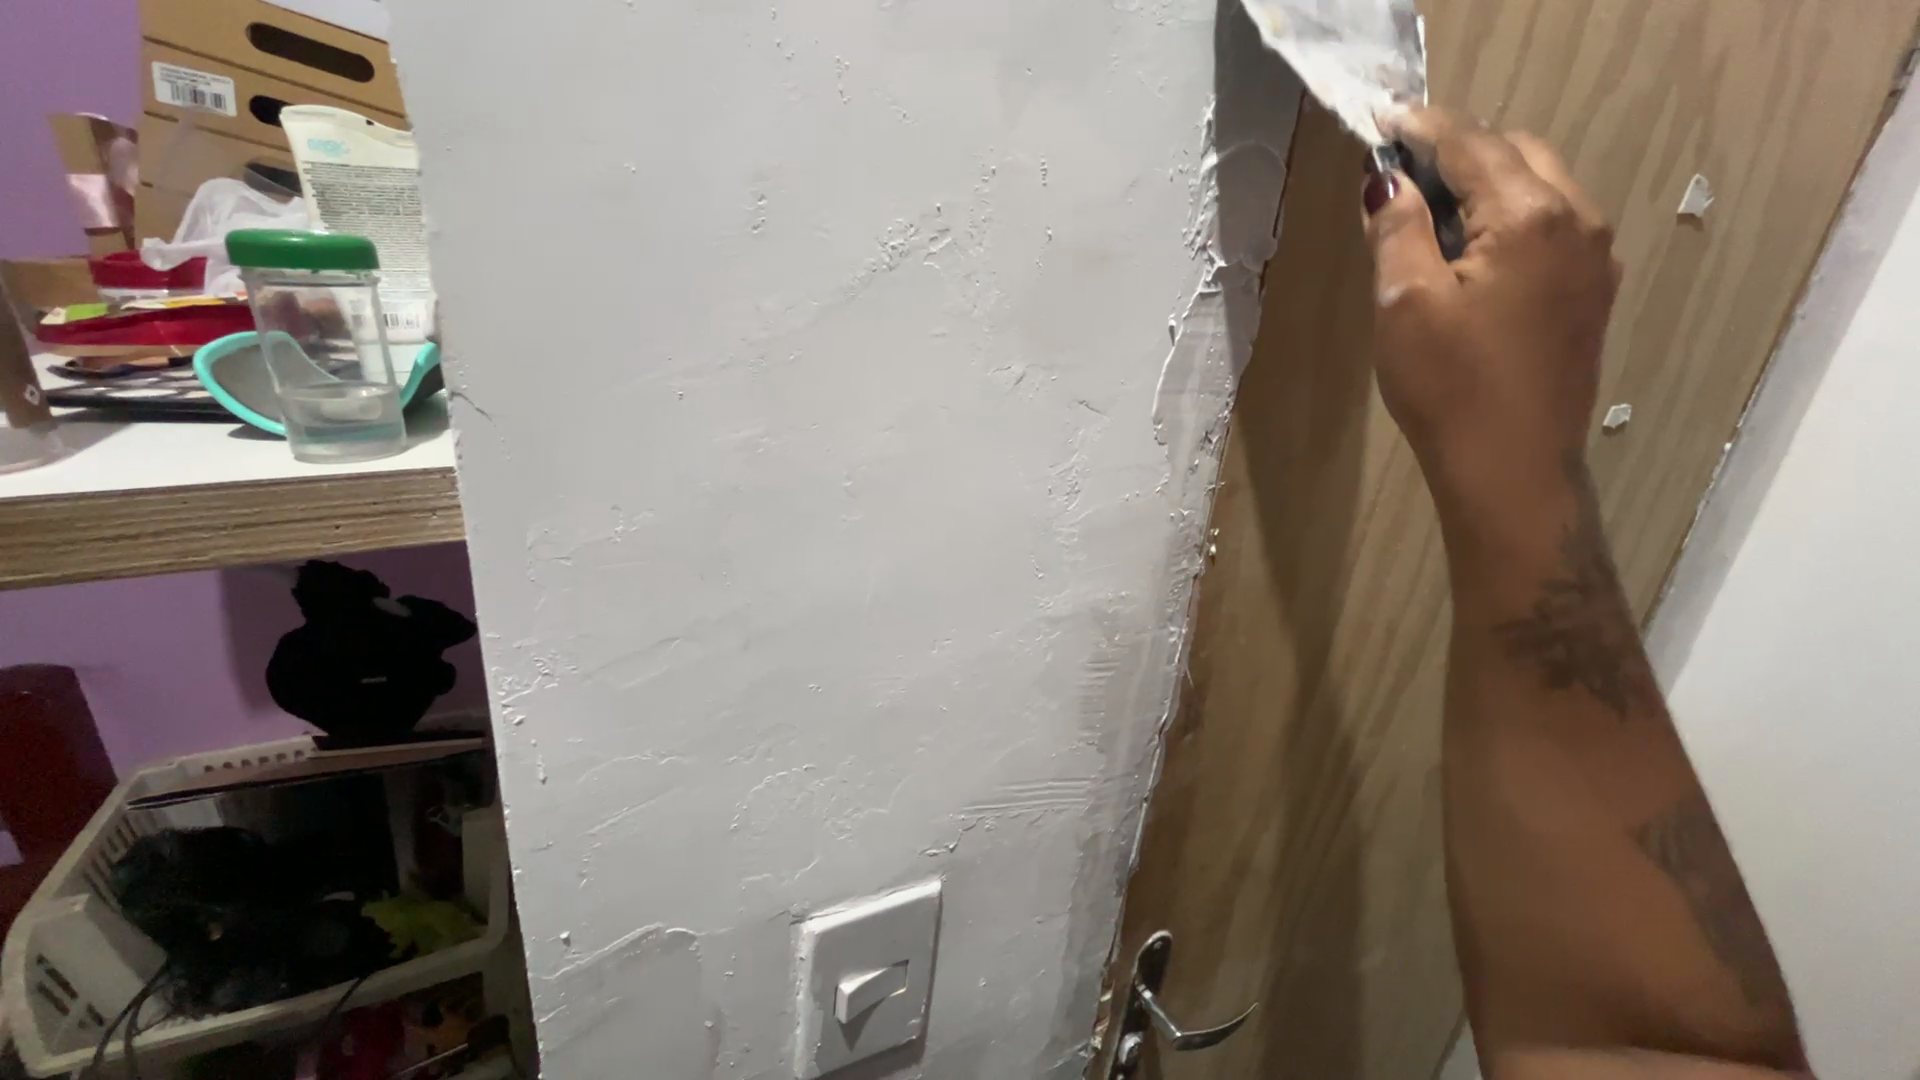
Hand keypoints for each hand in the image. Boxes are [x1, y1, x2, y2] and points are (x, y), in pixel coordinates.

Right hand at [1364, 108, 1619, 512]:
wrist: (1510, 466)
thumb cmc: (1448, 384)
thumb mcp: (1405, 301)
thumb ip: (1398, 229)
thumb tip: (1388, 181)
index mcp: (1532, 216)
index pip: (1473, 146)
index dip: (1423, 128)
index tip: (1384, 118)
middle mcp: (1578, 223)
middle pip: (1518, 155)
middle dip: (1459, 150)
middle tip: (1400, 168)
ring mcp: (1593, 260)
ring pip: (1540, 190)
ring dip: (1486, 184)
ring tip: (1429, 209)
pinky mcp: (1589, 296)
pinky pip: (1550, 230)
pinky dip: (1509, 219)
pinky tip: (1471, 252)